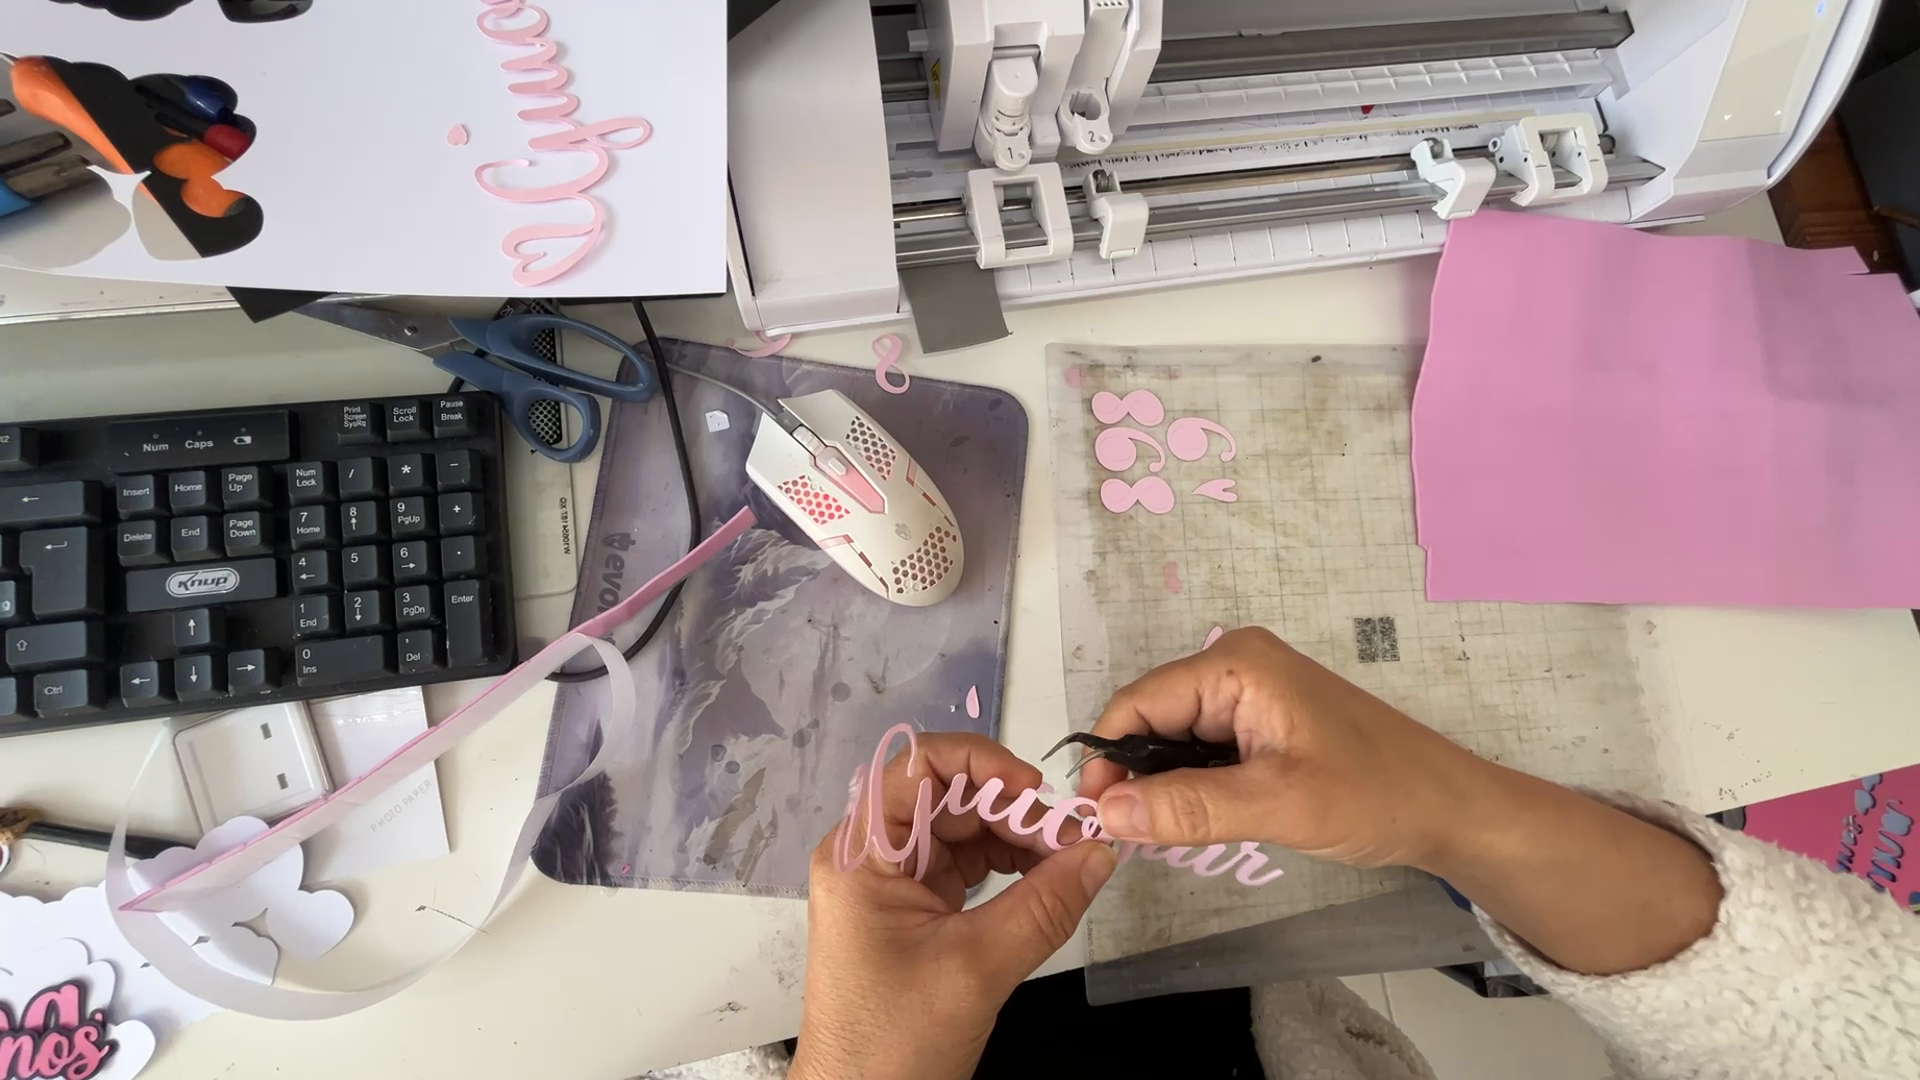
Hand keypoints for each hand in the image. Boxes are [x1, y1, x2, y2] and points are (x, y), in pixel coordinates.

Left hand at [792, 734, 1117, 1079]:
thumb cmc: (896, 1041)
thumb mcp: (976, 969)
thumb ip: (1045, 906)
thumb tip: (1102, 851)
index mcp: (864, 850)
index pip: (918, 767)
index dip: (978, 761)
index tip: (1032, 788)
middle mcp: (873, 850)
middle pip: (946, 796)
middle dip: (1009, 807)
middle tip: (1068, 835)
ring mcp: (894, 876)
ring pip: (960, 826)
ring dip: (1013, 835)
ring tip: (1064, 856)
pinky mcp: (915, 902)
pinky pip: (964, 861)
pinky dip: (1005, 862)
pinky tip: (1042, 873)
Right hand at [1075, 628, 1721, 975]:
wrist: (1455, 810)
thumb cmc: (1373, 796)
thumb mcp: (1276, 804)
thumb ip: (1186, 807)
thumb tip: (1103, 812)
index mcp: (1232, 664)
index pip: (1139, 701)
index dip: (1108, 755)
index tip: (1095, 814)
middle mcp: (1231, 664)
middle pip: (1153, 715)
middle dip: (1135, 771)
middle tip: (1130, 833)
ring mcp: (1246, 688)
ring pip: (1174, 733)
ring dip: (1162, 779)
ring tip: (1162, 829)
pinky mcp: (1258, 715)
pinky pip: (1202, 743)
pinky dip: (1189, 779)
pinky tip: (1193, 813)